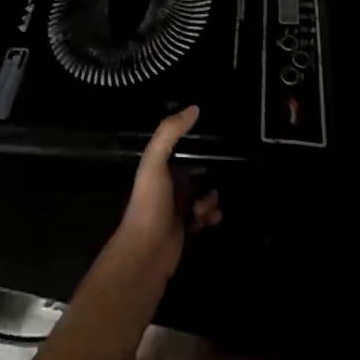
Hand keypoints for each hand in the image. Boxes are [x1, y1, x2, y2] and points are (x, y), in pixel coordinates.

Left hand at [114, 106, 220, 273]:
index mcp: (158, 170)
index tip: (213, 150)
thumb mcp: (155, 162)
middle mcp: (166, 188)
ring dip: (211, 201)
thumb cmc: (149, 203)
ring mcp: (175, 211)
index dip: (196, 153)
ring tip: (207, 210)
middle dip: (208, 182)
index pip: (181, 155)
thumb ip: (170, 133)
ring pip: (202, 197)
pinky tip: (209, 222)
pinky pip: (204, 218)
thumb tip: (194, 108)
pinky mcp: (184, 231)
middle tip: (211, 190)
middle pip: (196, 177)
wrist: (146, 252)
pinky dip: (210, 217)